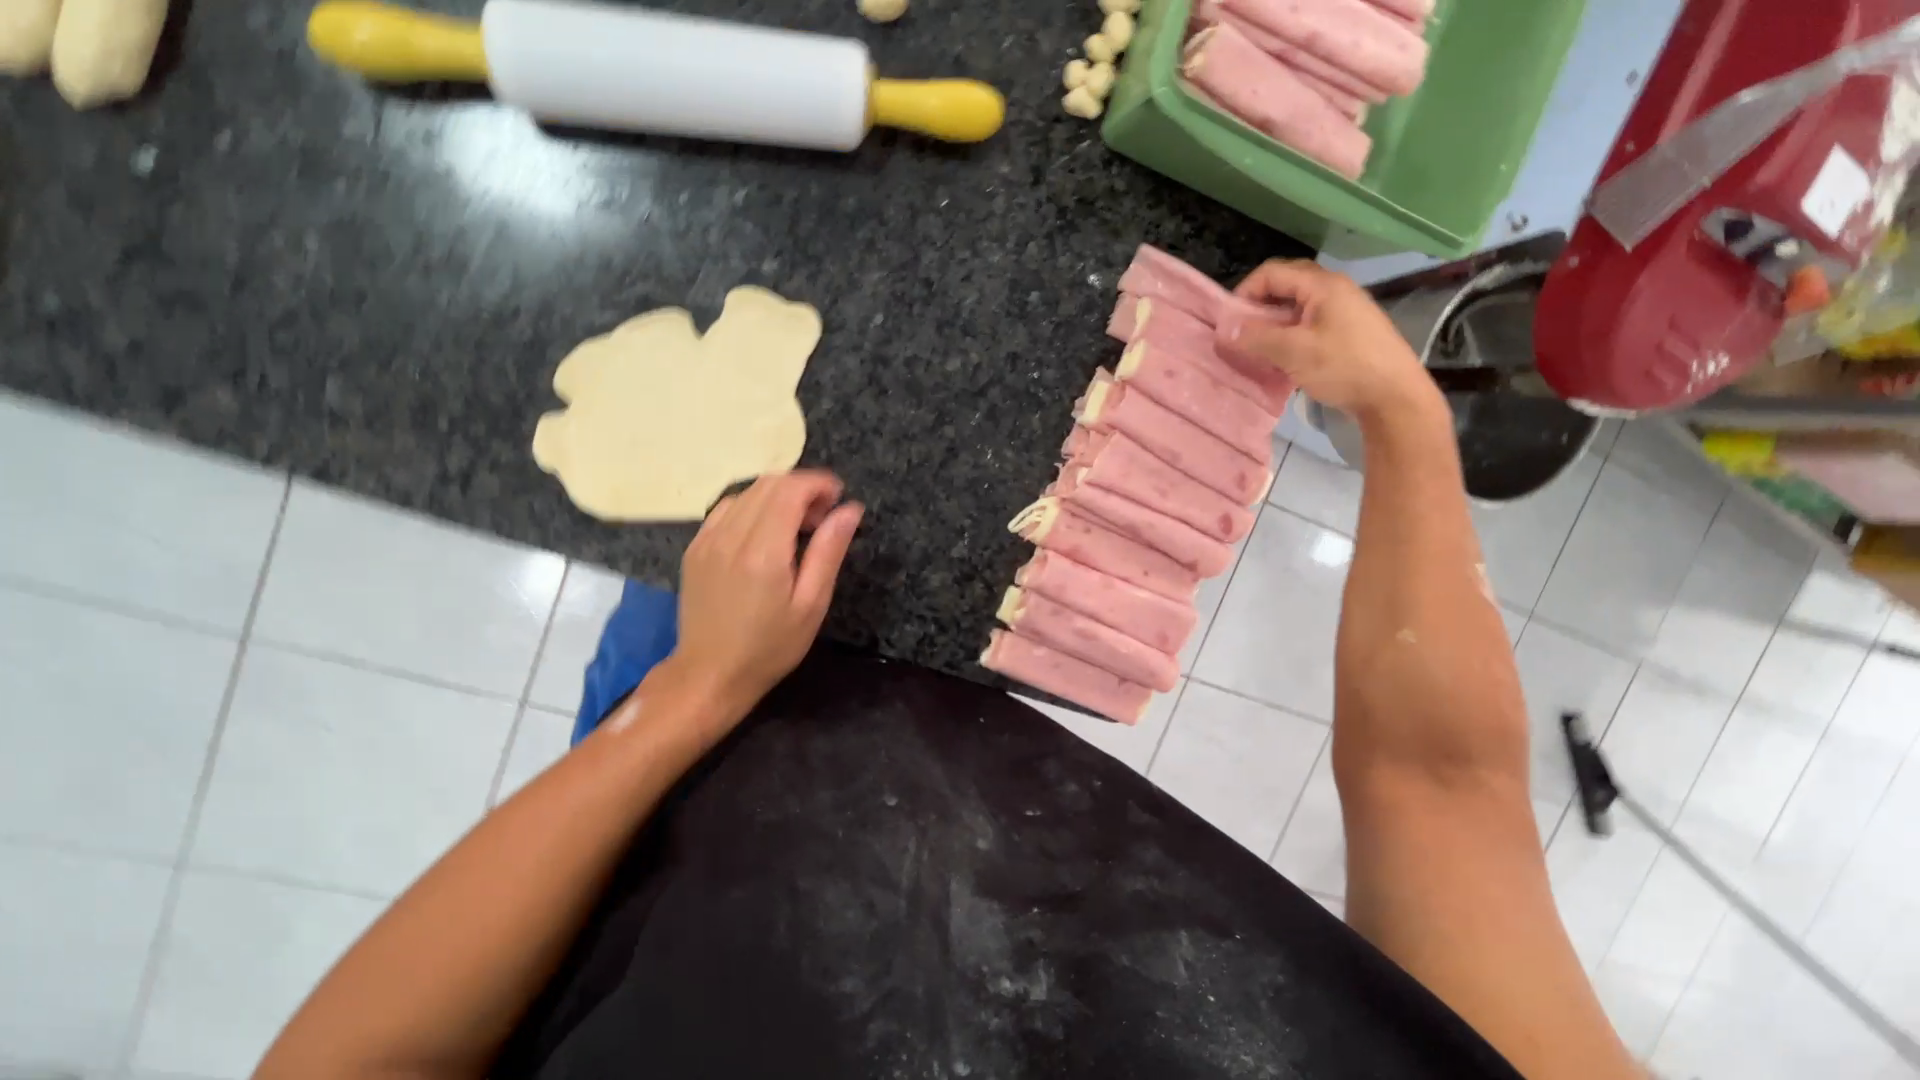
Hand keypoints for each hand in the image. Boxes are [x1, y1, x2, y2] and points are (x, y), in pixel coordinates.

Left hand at [669, 469, 863, 713]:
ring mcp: (707, 539)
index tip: (838, 499)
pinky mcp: (695, 548)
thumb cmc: (770, 647)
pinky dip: (752, 507)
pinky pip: (726, 509)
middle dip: (802, 487)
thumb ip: (829, 551)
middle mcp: (731, 536)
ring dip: (777, 495)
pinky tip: (764, 532)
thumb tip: (850, 509)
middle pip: (769, 484)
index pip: (791, 489)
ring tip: (797, 525)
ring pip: (747, 492)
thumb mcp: (811, 605)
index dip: (819, 484)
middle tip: (823, 516)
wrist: (710, 673)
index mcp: (764, 551)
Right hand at [1215, 260, 1440, 423]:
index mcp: (1322, 285)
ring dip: (1274, 324)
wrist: (1395, 397)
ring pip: (1298, 307)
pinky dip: (1291, 335)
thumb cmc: (1344, 367)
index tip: (1230, 322)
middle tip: (1242, 334)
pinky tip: (1285, 359)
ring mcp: (1345, 310)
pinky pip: (1311, 323)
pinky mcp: (1350, 331)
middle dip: (1259, 308)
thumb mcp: (1293, 352)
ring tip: (1259, 350)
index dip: (1245, 292)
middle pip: (1286, 286)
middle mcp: (1335, 289)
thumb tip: (1224, 329)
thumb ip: (1256, 337)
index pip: (1272, 272)